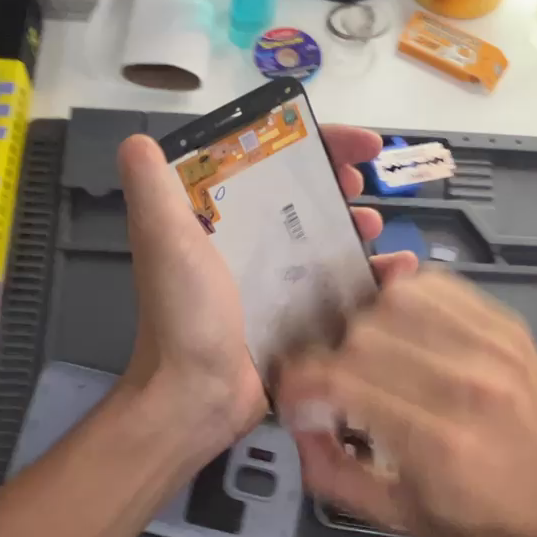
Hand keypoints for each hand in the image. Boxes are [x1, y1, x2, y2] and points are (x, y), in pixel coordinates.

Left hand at [116, 125, 414, 466]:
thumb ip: (151, 185)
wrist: (195, 396)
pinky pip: (338, 290)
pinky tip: (398, 272)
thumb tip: (138, 140)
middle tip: (361, 185)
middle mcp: (242, 246)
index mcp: (213, 220)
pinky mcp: (295, 320)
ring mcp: (272, 285)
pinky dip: (369, 278)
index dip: (314, 144)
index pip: (268, 163)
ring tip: (375, 229)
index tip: (358, 145)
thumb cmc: (182, 312)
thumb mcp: (161, 237)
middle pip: (301, 199)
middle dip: (337, 185)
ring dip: (356, 228)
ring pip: (324, 242)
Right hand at [275, 270, 536, 536]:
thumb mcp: (397, 517)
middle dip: (328, 355)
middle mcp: (466, 382)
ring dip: (362, 321)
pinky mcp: (506, 324)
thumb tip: (295, 420)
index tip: (294, 396)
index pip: (342, 380)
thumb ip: (331, 470)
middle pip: (362, 334)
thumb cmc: (484, 521)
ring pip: (395, 299)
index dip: (300, 382)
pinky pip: (435, 284)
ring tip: (363, 352)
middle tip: (329, 381)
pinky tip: (398, 327)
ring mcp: (491, 345)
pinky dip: (401, 297)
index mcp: (438, 441)